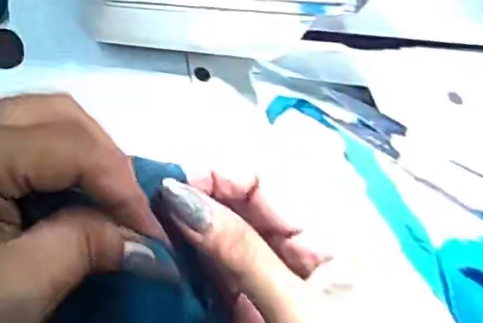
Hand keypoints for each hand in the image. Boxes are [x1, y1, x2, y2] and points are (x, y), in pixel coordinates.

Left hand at [0, 94, 164, 322]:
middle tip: (136, 220)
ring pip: (45, 114)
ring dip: (85, 154)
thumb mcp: (17, 287)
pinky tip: (72, 195)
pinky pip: (24, 128)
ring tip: (111, 210)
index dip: (122, 186)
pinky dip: (58, 154)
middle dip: (107, 160)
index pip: (72, 143)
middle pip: (61, 113)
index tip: (155, 238)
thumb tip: (142, 240)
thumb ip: (82, 248)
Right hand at [155, 173, 320, 322]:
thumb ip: (237, 250)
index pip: (258, 177)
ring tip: (154, 244)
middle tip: (146, 216)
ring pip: (230, 243)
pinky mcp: (275, 316)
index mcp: (336, 233)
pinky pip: (233, 280)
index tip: (161, 189)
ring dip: (192, 243)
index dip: (208, 174)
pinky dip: (204, 277)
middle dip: (193, 207)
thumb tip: (172, 191)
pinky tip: (175, 275)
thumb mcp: (301, 317)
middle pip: (240, 207)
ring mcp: (296, 287)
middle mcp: (314, 250)